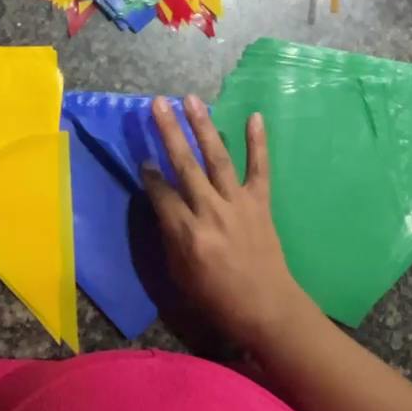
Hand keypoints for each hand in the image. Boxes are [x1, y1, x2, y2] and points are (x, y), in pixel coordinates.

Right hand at [142, 95, 313, 349]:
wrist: (268, 310)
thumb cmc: (217, 297)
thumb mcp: (180, 273)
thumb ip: (169, 233)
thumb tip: (161, 198)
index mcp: (188, 233)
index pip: (162, 192)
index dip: (150, 174)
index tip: (143, 157)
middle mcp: (211, 212)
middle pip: (185, 165)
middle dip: (169, 131)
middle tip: (158, 103)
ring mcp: (238, 205)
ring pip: (217, 158)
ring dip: (203, 126)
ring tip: (191, 99)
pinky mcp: (260, 204)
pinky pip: (260, 169)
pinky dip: (258, 143)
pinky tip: (255, 116)